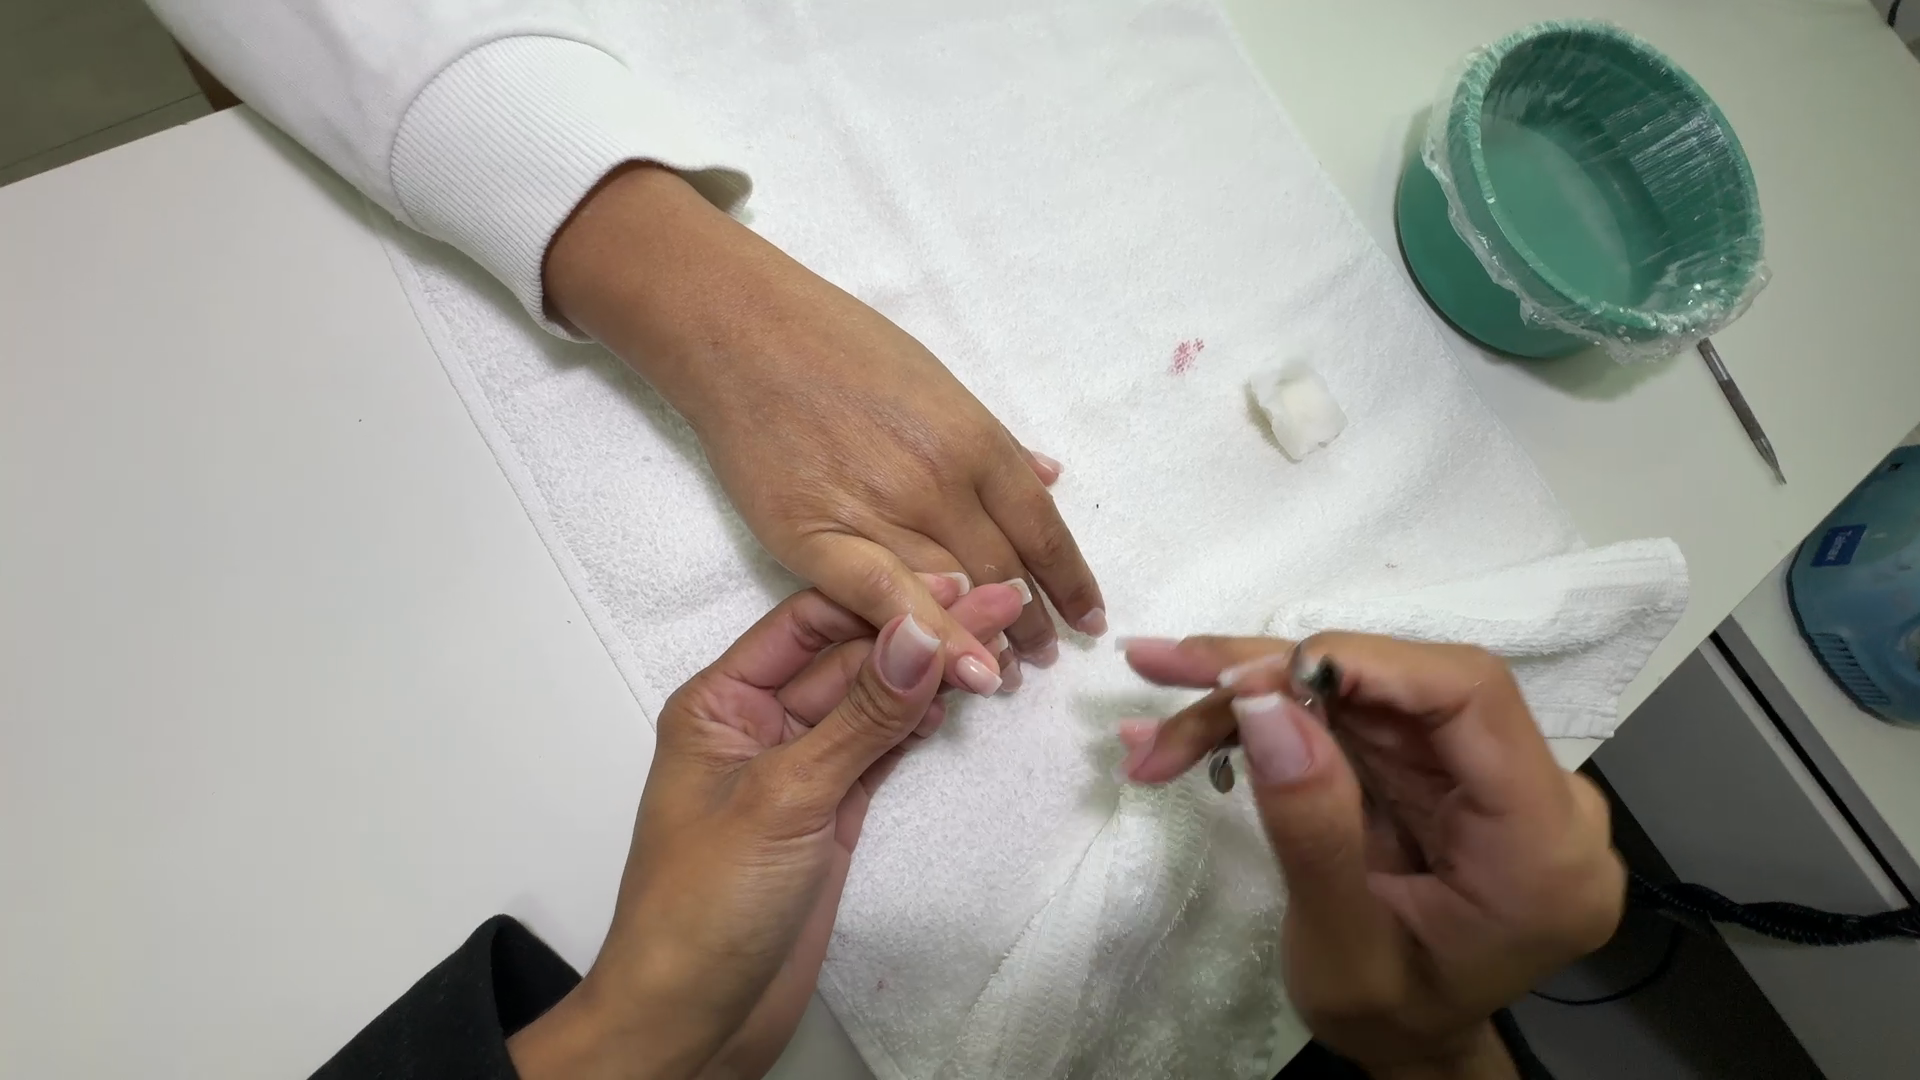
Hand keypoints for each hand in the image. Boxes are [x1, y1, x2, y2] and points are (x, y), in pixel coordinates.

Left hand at [508, 576, 1026, 1079]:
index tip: (955, 586)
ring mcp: (804, 761)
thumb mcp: (785, 797)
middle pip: (852, 659)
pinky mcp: (834, 802)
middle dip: (922, 636)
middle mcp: (763, 718)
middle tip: (1001, 606)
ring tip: (998, 649)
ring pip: (874, 700)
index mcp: (724, 698)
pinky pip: (882, 743)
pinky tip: (955, 700)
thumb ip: (861, 715)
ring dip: (930, 677)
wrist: (697, 1027)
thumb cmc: (708, 903)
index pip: (810, 623)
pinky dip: (919, 722)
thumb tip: (926, 634)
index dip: (881, 600)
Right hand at [546, 165, 1104, 696]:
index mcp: (975, 440)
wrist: (746, 335)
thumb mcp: (938, 381)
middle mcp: (942, 482)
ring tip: (1004, 674)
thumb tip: (1051, 475)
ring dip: (988, 639)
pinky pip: (886, 599)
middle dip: (1032, 621)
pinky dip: (931, 640)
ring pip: (955, 594)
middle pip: (1005, 570)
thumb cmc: (844, 348)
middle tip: (1045, 656)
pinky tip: (963, 672)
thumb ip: (994, 440)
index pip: (1043, 528)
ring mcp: (883, 512)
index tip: (1087, 617)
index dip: (1072, 581)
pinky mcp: (820, 539)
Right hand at [1119, 635, 1624, 1078]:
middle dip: (1264, 674)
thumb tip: (1262, 704)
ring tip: (1154, 701)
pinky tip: (1186, 730)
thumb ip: (1312, 828)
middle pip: (1387, 680)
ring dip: (1241, 693)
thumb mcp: (1341, 948)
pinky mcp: (1416, 759)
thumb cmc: (1388, 1016)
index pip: (1465, 694)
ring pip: (1345, 687)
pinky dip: (1252, 716)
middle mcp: (1518, 785)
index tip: (1245, 680)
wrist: (1406, 1039)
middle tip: (1166, 668)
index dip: (1357, 662)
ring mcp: (1463, 767)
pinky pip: (1331, 711)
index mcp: (1538, 843)